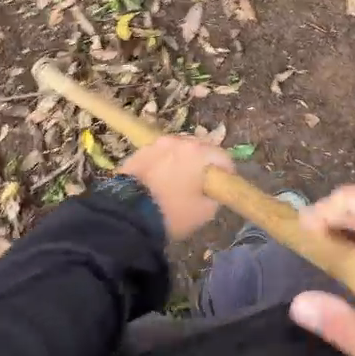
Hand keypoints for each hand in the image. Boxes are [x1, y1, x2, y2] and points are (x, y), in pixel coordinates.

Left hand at [117, 135, 233, 240]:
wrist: (127, 214)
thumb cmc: (172, 212)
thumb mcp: (204, 212)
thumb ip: (215, 197)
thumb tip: (213, 192)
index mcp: (198, 152)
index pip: (223, 156)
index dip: (228, 172)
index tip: (226, 185)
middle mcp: (178, 141)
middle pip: (200, 147)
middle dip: (205, 162)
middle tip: (204, 181)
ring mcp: (156, 144)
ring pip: (178, 148)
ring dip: (184, 160)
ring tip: (181, 179)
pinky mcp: (139, 152)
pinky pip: (160, 154)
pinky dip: (165, 163)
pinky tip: (161, 180)